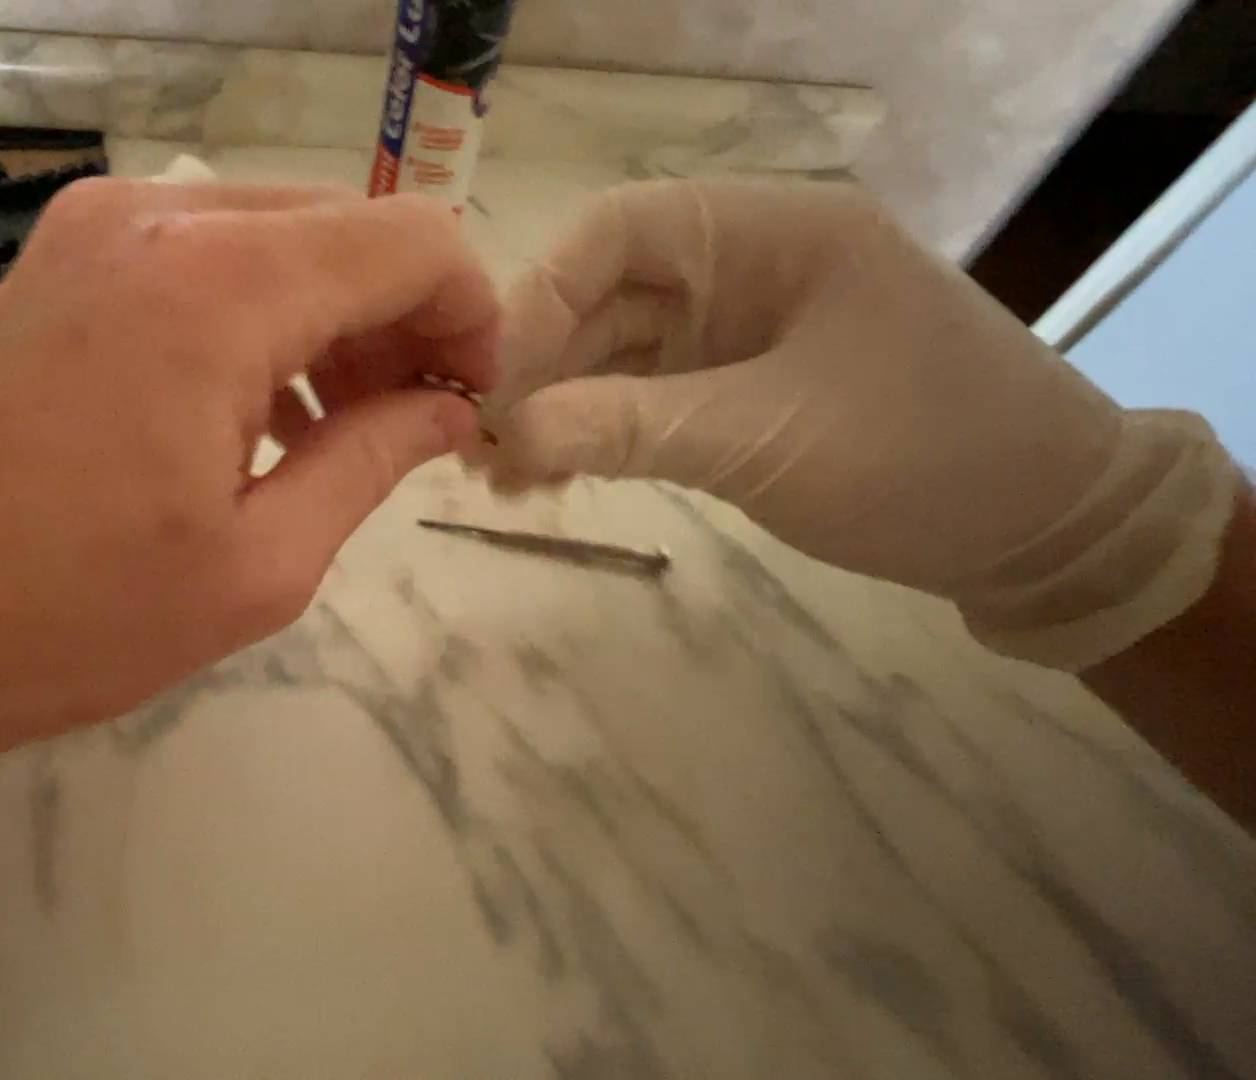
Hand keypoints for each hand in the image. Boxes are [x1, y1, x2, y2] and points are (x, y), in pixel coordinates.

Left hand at [0, 178, 497, 789]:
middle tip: (412, 422)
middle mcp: (159, 218)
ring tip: (338, 427)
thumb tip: (448, 411)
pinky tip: (254, 409)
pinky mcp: (57, 264)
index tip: (469, 398)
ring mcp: (94, 229)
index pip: (411, 240)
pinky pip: (199, 259)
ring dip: (331, 318)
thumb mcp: (262, 562)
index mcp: (222, 285)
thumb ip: (374, 460)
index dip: (470, 312)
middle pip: (344, 227)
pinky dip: (257, 317)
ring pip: (273, 237)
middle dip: (403, 318)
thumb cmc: (75, 616)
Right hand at [472, 179, 1237, 668]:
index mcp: (762, 234)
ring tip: (503, 483)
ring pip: (604, 359)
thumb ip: (625, 428)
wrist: (1033, 531)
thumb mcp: (763, 438)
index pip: (614, 236)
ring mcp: (723, 335)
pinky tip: (547, 481)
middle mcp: (733, 270)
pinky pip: (628, 403)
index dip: (538, 302)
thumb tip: (505, 435)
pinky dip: (583, 439)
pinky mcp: (717, 391)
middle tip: (480, 453)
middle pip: (596, 302)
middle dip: (533, 376)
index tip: (490, 388)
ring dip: (548, 416)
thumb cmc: (921, 456)